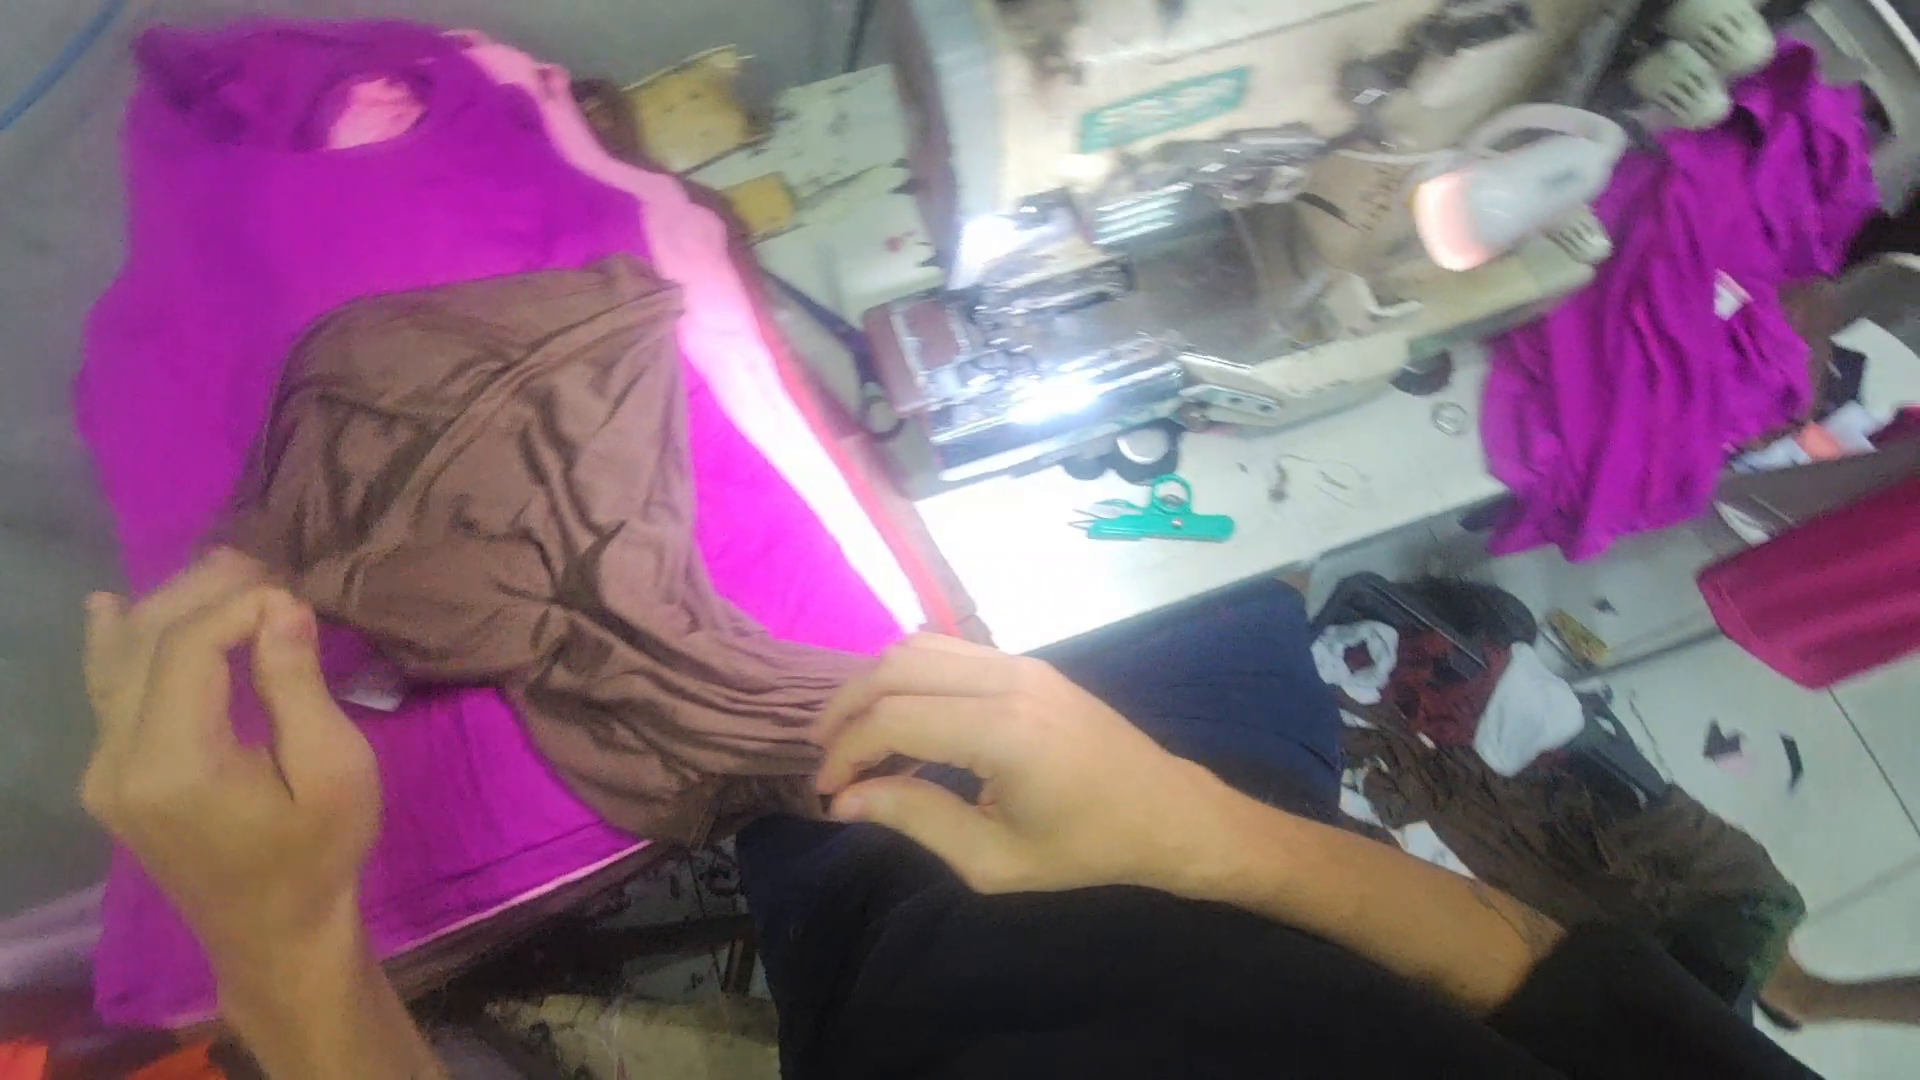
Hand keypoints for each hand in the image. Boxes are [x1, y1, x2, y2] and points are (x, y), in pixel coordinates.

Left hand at [80, 550, 380, 975]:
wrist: (276, 925)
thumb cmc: (323, 845)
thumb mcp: (332, 767)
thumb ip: (296, 688)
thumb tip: (280, 610)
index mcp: (173, 761)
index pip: (186, 650)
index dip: (238, 606)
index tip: (299, 592)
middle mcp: (116, 759)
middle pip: (143, 647)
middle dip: (201, 593)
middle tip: (264, 560)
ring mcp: (104, 769)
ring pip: (118, 664)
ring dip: (166, 607)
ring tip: (220, 566)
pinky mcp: (114, 775)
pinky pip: (107, 692)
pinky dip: (116, 644)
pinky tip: (108, 608)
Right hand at [814, 634, 1236, 894]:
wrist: (1166, 811)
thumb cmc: (1086, 847)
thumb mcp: (995, 859)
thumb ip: (916, 820)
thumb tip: (846, 799)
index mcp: (1002, 730)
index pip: (894, 718)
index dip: (847, 751)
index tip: (827, 791)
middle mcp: (1007, 678)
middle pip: (897, 666)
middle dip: (848, 706)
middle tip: (825, 754)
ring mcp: (1020, 662)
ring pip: (920, 646)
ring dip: (876, 684)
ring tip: (854, 734)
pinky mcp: (1027, 663)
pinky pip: (950, 651)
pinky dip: (911, 677)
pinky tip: (904, 719)